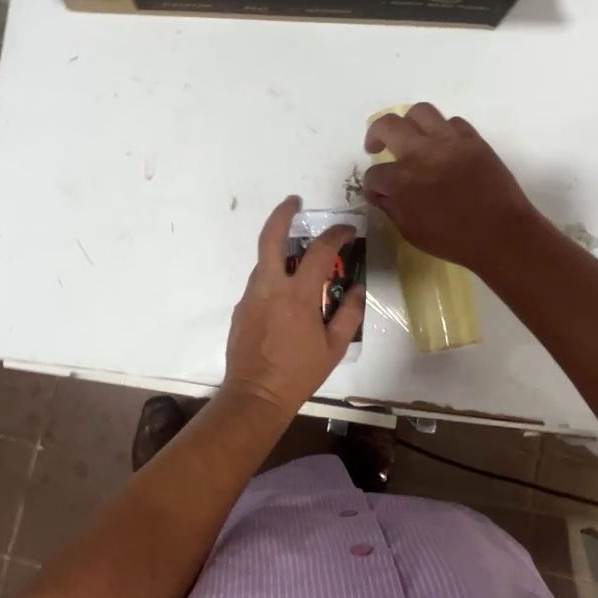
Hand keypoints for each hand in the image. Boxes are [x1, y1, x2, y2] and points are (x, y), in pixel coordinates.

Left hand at [223, 196, 366, 414]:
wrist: (256, 395)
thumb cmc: (299, 374)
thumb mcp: (334, 347)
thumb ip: (348, 313)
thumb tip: (356, 289)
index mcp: (298, 295)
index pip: (319, 251)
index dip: (336, 234)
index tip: (347, 230)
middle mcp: (270, 288)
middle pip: (271, 237)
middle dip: (283, 214)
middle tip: (295, 202)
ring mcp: (251, 296)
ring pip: (264, 262)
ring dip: (281, 252)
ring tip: (300, 258)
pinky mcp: (241, 309)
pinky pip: (259, 284)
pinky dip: (273, 278)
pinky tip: (286, 295)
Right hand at [363, 103, 543, 272]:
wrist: (501, 234)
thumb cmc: (453, 240)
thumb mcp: (410, 231)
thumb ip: (391, 208)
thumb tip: (381, 193)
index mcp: (401, 181)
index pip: (373, 174)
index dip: (372, 185)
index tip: (378, 192)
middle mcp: (420, 153)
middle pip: (387, 126)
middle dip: (375, 135)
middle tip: (377, 146)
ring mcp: (448, 142)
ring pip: (420, 111)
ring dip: (408, 122)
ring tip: (410, 136)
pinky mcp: (473, 140)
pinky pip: (453, 122)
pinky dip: (442, 130)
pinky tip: (442, 145)